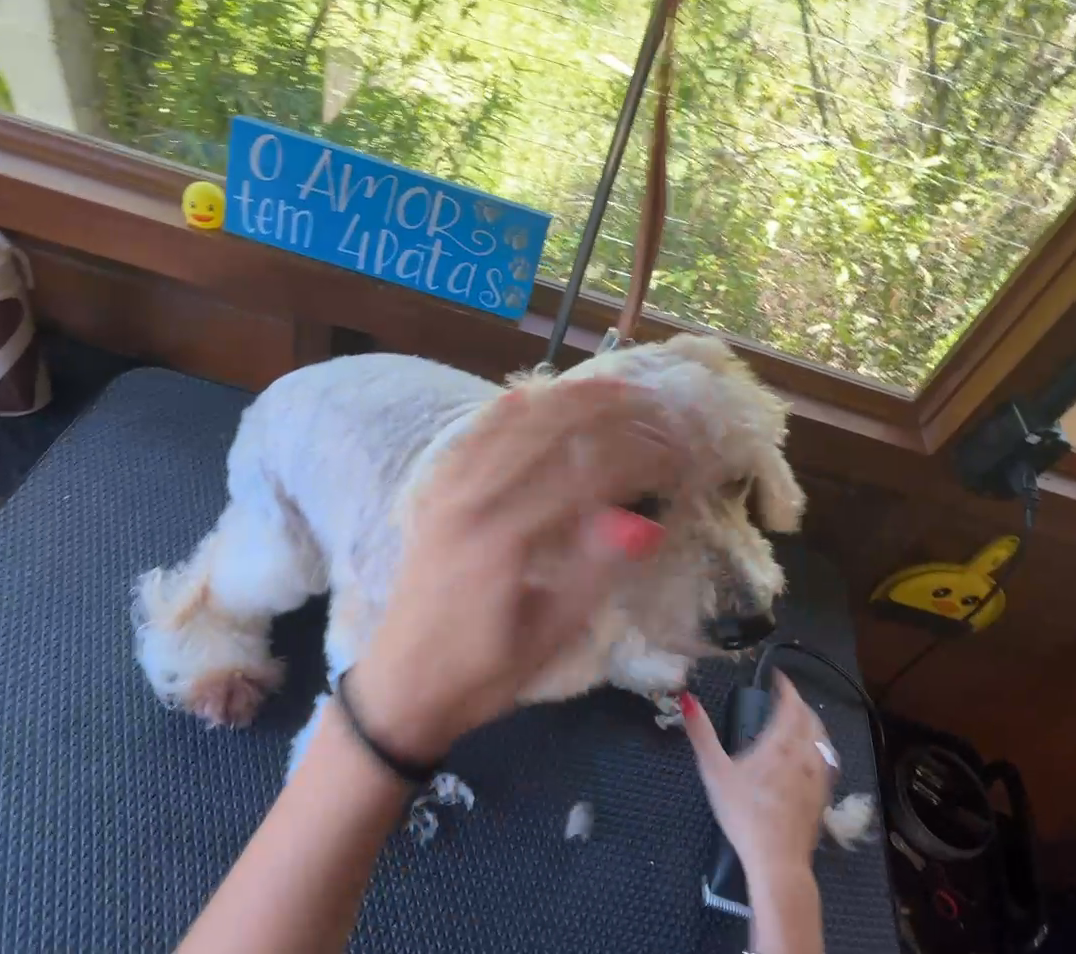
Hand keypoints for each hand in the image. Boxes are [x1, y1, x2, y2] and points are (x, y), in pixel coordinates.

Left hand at [349, 377, 681, 760]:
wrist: (399, 690)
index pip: (588, 477)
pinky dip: (500, 413)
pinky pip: (468, 441)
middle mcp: (474, 503)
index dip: (639, 457)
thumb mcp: (548, 638)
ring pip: (509, 425)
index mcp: (507, 540)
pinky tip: (524, 393)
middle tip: (650, 402)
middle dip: (605, 409)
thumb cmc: (481, 675)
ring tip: (605, 385)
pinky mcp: (433, 499)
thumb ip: (593, 575)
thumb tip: (646, 524)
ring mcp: (448, 495)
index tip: (676, 452)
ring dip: (561, 399)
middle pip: (547, 432)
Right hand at [683, 672, 836, 880]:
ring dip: (812, 723)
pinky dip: (820, 746)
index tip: (778, 676)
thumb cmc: (743, 813)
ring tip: (801, 720)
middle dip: (799, 703)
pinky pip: (827, 760)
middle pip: (810, 719)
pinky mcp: (823, 796)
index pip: (790, 705)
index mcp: (779, 744)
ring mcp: (818, 776)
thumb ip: (701, 734)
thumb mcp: (714, 771)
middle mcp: (804, 754)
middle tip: (785, 696)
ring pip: (822, 739)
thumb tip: (687, 699)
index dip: (787, 687)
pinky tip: (812, 755)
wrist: (777, 860)